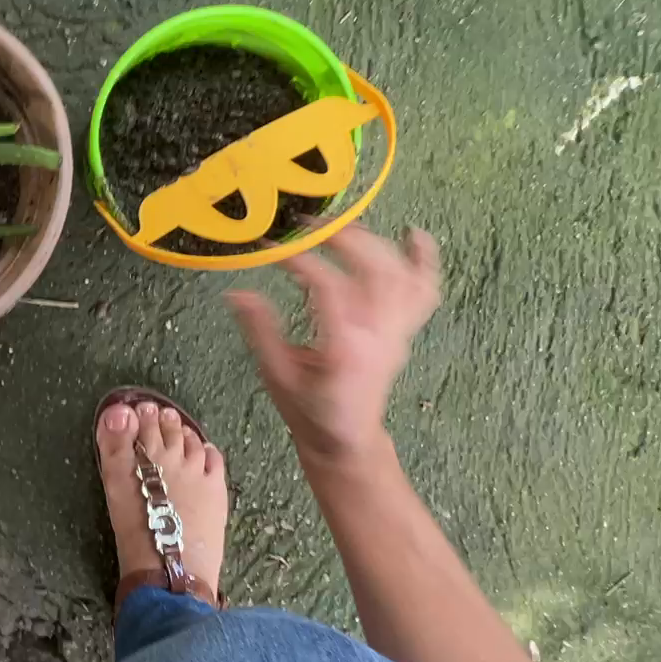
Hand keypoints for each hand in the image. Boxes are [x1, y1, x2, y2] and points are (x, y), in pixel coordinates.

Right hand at [227, 224, 440, 464]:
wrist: (347, 437)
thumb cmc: (307, 409)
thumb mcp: (274, 373)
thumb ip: (259, 330)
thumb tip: (236, 292)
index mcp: (343, 346)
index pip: (327, 286)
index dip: (298, 259)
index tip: (270, 247)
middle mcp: (378, 334)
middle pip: (373, 270)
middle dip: (341, 238)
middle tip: (306, 224)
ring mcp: (397, 331)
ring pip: (399, 274)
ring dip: (373, 241)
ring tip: (342, 224)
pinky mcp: (404, 331)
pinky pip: (425, 291)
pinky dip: (423, 260)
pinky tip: (413, 234)